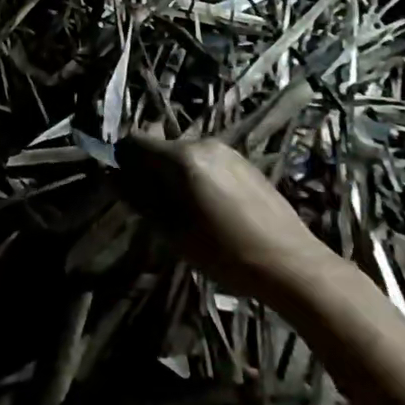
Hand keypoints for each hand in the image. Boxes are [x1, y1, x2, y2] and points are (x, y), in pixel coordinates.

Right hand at [116, 133, 317, 301]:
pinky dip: (200, 178)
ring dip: (177, 176)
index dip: (123, 160)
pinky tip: (214, 211)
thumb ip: (139, 199)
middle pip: (161, 148)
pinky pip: (209, 163)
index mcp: (181, 156)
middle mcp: (203, 142)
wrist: (292, 264)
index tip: (126, 186)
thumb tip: (112, 176)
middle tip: (157, 209)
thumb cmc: (225, 251)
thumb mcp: (173, 231)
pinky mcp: (246, 163)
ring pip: (185, 156)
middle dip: (152, 171)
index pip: (135, 141)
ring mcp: (228, 151)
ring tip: (188, 214)